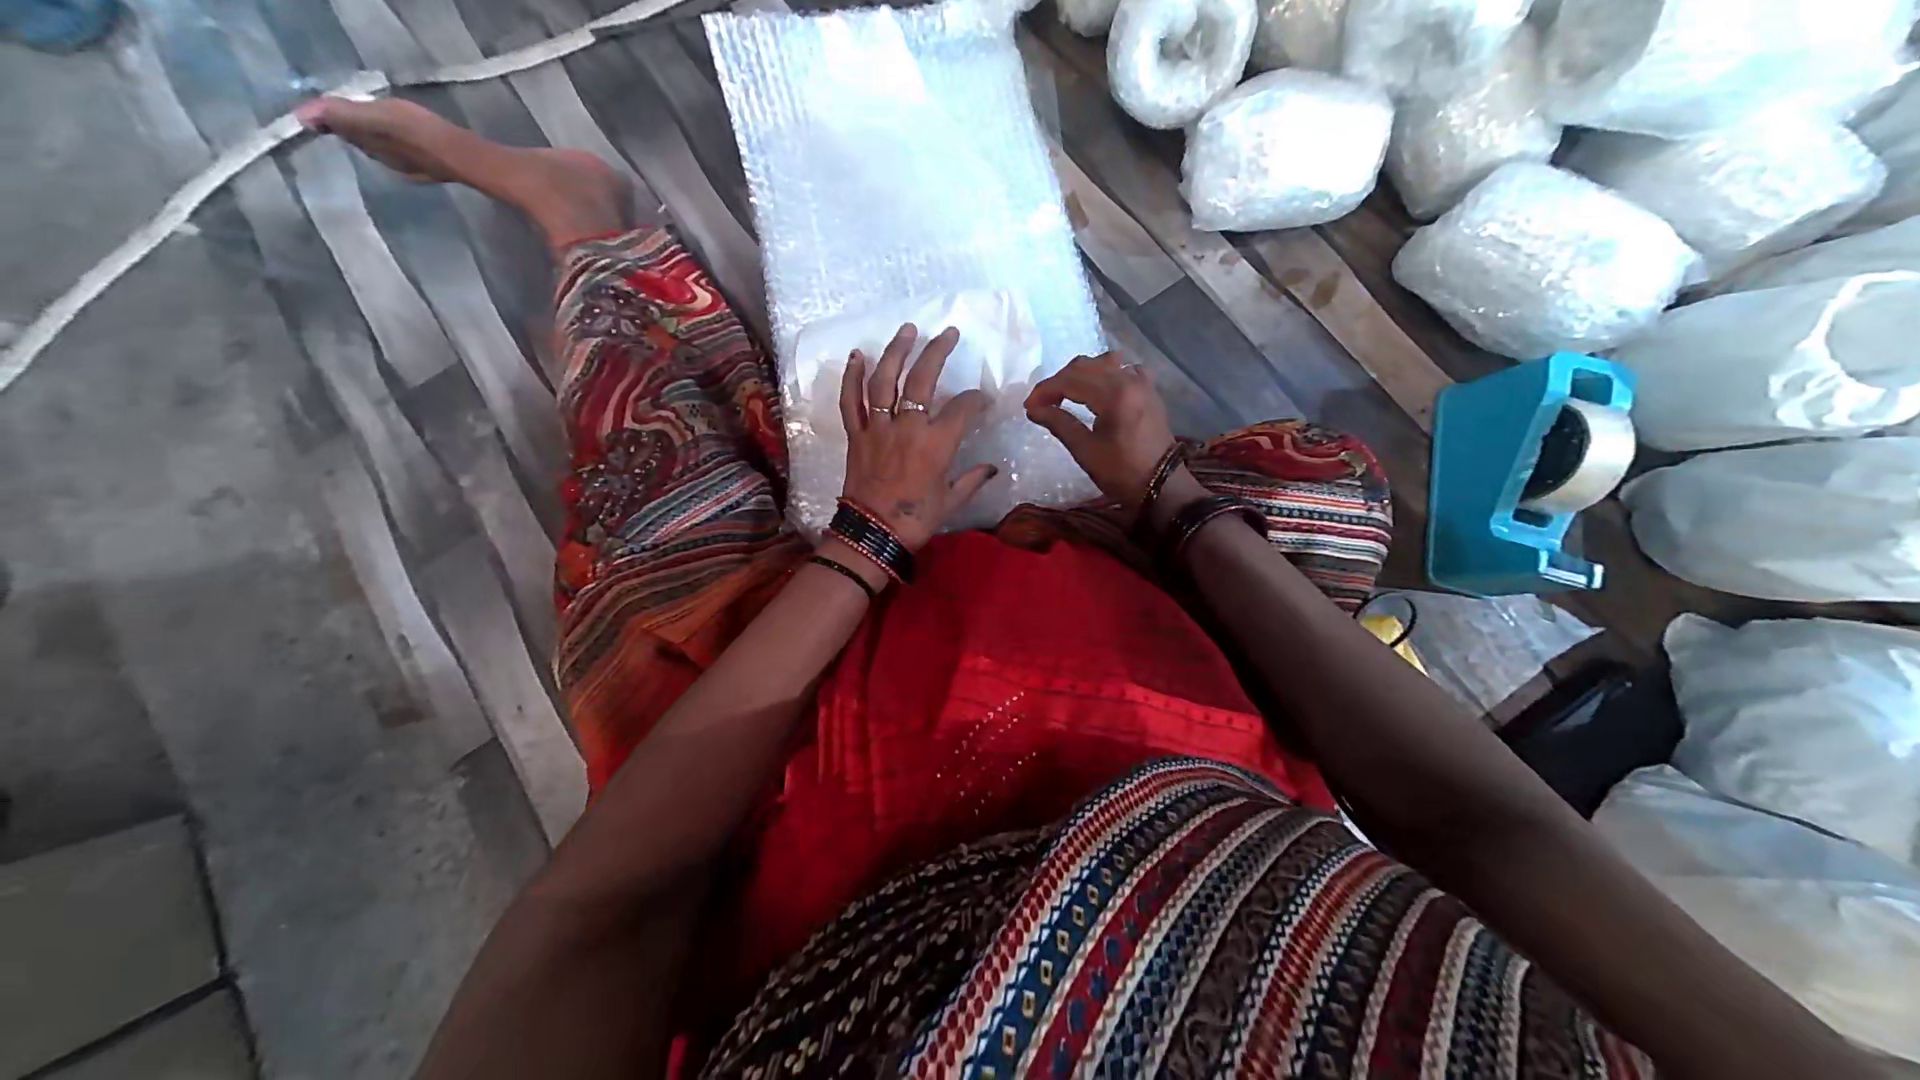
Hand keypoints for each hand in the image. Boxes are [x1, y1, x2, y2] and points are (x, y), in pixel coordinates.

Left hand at [839, 323, 994, 550]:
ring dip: (896, 352)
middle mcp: (907, 426)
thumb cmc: (916, 520)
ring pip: (884, 380)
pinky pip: (850, 400)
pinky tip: (857, 354)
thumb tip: (991, 469)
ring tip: (907, 330)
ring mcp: (878, 427)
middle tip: (948, 333)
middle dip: (937, 352)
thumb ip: (973, 480)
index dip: (976, 399)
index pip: (962, 408)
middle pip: (922, 379)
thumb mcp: (952, 501)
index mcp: (936, 443)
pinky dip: (851, 376)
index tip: (981, 399)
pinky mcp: (857, 434)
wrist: (873, 534)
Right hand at [1024, 352, 1179, 518]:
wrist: (1161, 485)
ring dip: (1080, 375)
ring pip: (1103, 363)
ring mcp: (1142, 382)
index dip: (1045, 390)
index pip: (1070, 380)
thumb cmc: (1121, 472)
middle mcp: (1129, 380)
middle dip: (1059, 381)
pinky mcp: (1149, 389)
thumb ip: (1059, 424)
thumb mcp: (1085, 451)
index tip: (1029, 406)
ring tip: (1066, 394)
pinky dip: (1105, 374)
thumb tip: (1034, 409)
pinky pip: (1123, 369)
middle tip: (1042, 403)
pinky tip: (1098, 389)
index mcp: (1114, 395)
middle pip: (1085, 366)